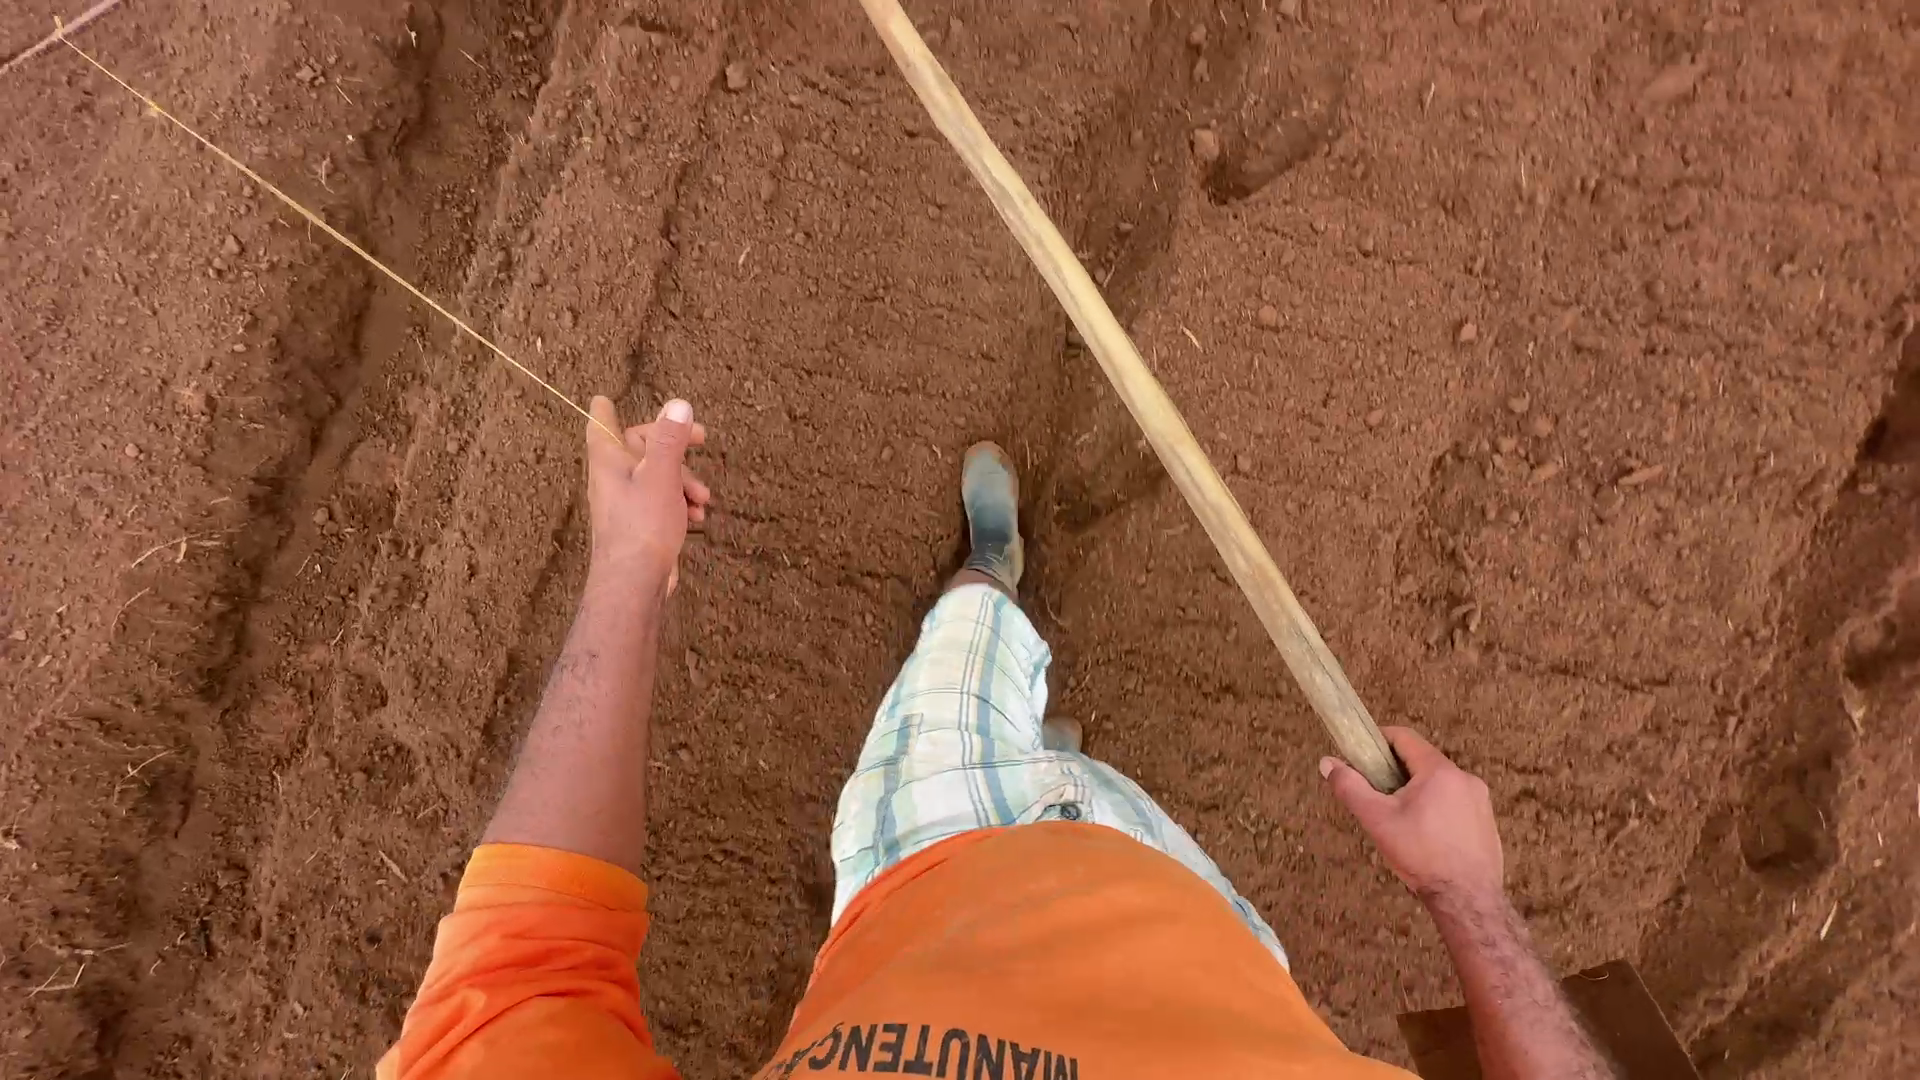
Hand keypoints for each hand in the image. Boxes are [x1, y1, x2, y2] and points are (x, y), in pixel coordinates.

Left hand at [584, 396, 711, 592]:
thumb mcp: (662, 475)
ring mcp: (625, 504)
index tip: (603, 399)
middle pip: (641, 448)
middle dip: (675, 447)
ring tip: (702, 498)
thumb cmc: (642, 525)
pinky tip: (696, 517)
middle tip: (703, 439)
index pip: (601, 426)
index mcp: (609, 462)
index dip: (604, 412)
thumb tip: (679, 405)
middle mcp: (612, 479)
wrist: (635, 579)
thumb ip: (670, 440)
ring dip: (684, 480)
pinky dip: (680, 503)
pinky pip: (662, 502)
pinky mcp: (639, 525)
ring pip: (657, 477)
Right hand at [1320, 727, 1502, 906]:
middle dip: (1394, 771)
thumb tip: (1327, 762)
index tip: (1361, 755)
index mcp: (1439, 771)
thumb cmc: (1420, 854)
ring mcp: (1480, 801)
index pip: (1404, 737)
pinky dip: (1434, 807)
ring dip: (1415, 790)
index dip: (1377, 740)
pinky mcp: (1487, 821)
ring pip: (1437, 782)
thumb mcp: (1375, 818)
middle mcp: (1465, 779)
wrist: (1469, 901)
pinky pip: (1454, 801)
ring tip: (1399, 819)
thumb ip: (1349, 786)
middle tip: (1376, 794)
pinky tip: (1424, 835)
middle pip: (1420, 760)